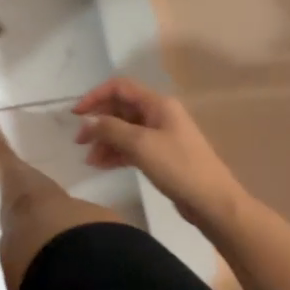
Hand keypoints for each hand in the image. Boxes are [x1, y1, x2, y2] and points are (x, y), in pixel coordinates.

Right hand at [73, 77, 245, 225]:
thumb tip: (87, 121)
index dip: (95, 96)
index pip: (120, 87)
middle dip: (99, 123)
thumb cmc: (178, 167)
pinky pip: (131, 147)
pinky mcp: (161, 156)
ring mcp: (160, 136)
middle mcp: (159, 115)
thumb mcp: (140, 144)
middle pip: (120, 109)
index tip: (76, 114)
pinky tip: (102, 165)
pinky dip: (116, 153)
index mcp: (157, 104)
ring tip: (90, 160)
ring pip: (124, 130)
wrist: (213, 201)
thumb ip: (110, 129)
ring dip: (105, 141)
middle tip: (80, 142)